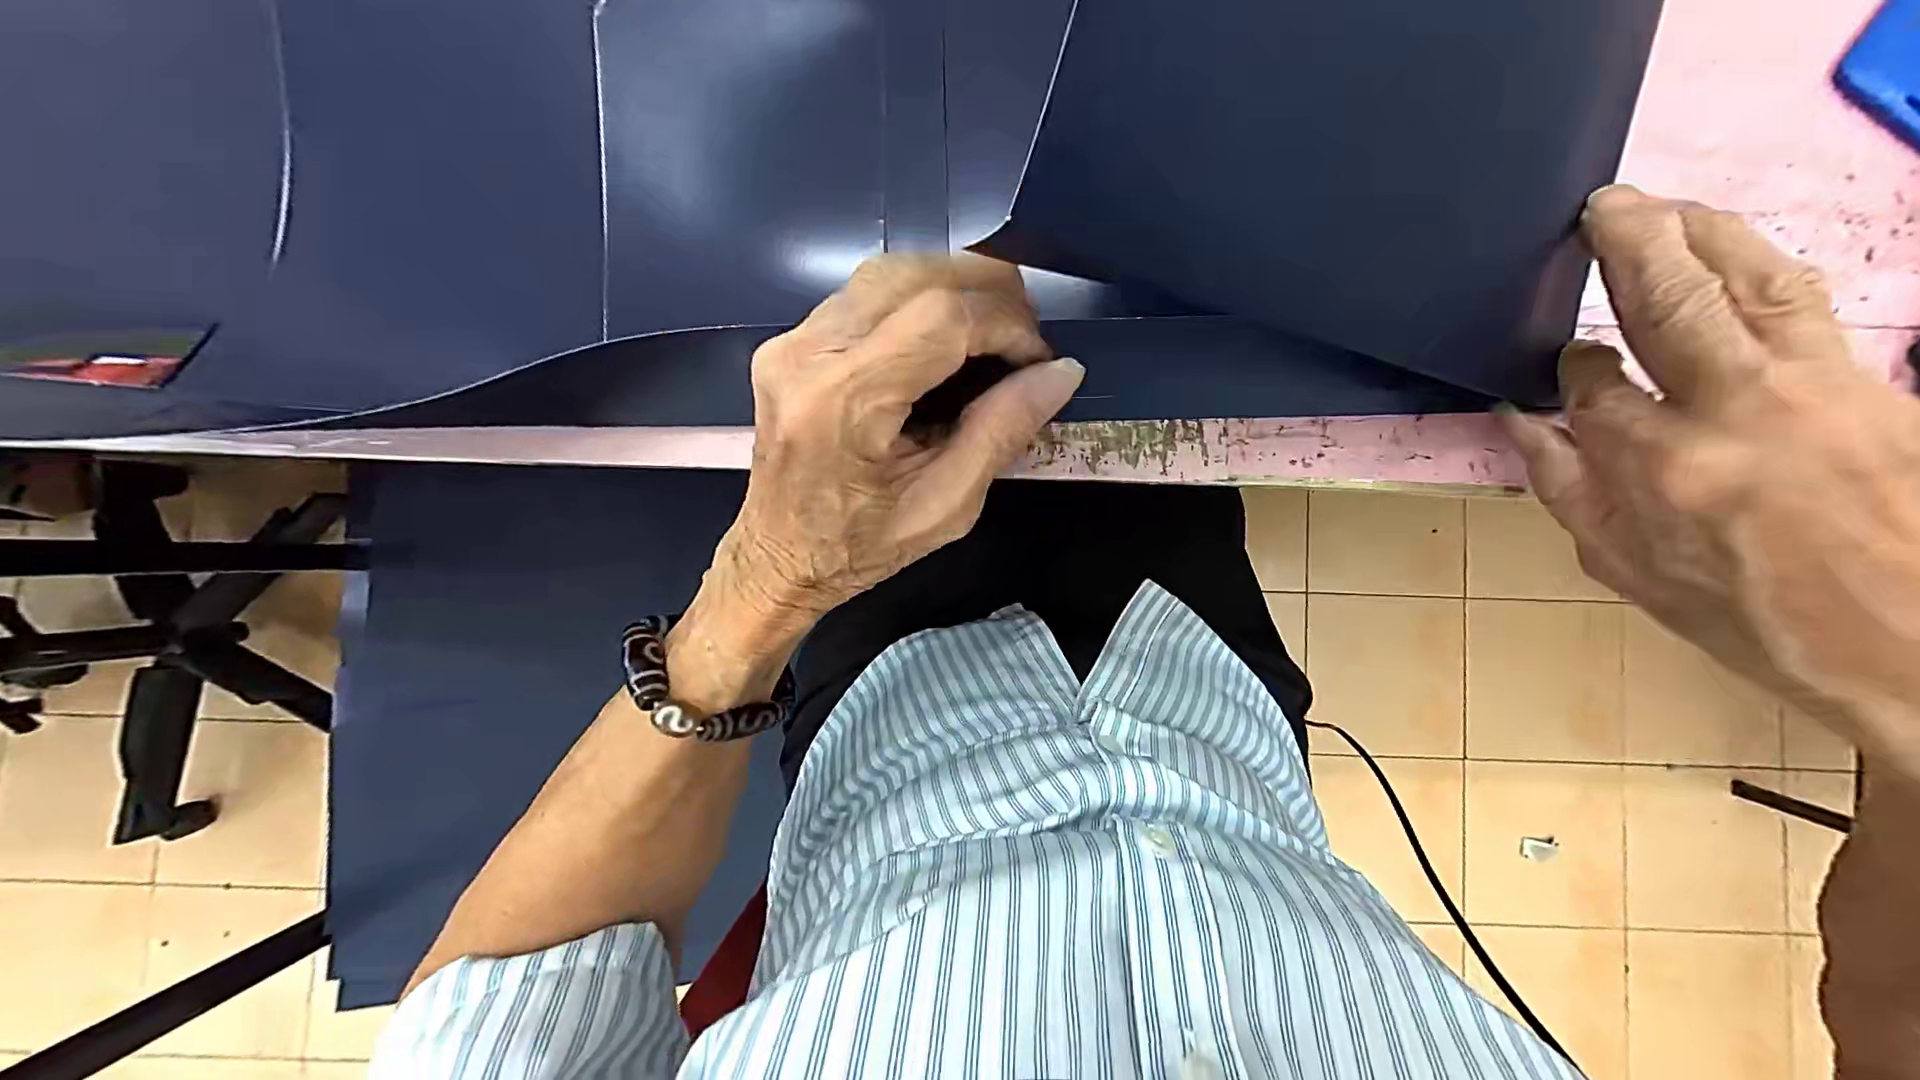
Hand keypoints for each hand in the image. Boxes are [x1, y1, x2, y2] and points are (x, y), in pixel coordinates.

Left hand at [696, 253, 1081, 635]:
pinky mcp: (789, 343)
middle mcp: (806, 355)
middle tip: (1024, 334)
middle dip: (985, 289)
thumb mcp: (946, 506)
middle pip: (912, 274)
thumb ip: (1002, 431)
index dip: (1005, 323)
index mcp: (843, 403)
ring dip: (952, 288)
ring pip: (887, 273)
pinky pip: (865, 295)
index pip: (940, 318)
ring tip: (994, 329)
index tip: (1038, 359)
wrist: (780, 557)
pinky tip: (945, 338)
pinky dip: (918, 301)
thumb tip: (1060, 372)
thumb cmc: (859, 547)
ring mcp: (790, 342)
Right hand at [1499, 185, 1919, 779]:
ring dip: (1707, 235)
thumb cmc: (1740, 613)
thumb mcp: (1619, 562)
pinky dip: (1761, 269)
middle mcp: (1734, 410)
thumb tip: (1521, 422)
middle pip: (1675, 304)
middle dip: (1633, 245)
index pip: (1592, 383)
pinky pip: (1807, 306)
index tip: (1557, 361)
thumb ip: (1563, 484)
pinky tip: (1735, 256)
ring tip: (1664, 207)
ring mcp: (1817, 389)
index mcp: (1658, 465)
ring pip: (1757, 283)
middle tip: (1602, 205)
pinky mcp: (1874, 385)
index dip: (1567, 364)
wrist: (1912, 644)